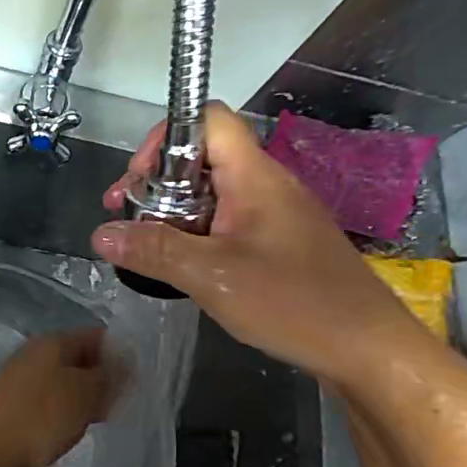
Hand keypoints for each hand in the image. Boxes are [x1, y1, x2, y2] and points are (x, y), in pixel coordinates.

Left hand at [0, 328, 121, 466]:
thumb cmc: (41, 419)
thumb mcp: (86, 393)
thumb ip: (110, 375)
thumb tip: (127, 361)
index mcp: (53, 342)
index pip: (96, 336)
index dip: (118, 354)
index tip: (134, 381)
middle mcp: (36, 354)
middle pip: (81, 358)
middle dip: (103, 378)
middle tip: (120, 403)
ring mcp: (23, 380)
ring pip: (67, 381)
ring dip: (87, 397)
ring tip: (101, 418)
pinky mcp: (16, 405)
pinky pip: (52, 401)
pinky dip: (68, 411)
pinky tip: (75, 429)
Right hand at [94, 103, 438, 386]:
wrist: (366, 347)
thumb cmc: (293, 303)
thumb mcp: (212, 277)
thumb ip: (155, 251)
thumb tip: (101, 234)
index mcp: (254, 176)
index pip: (207, 119)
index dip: (164, 138)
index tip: (137, 182)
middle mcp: (268, 185)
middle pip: (204, 158)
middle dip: (159, 183)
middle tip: (130, 222)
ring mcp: (278, 216)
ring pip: (215, 195)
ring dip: (177, 215)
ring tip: (150, 251)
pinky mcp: (283, 245)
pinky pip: (232, 224)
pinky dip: (201, 237)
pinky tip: (189, 270)